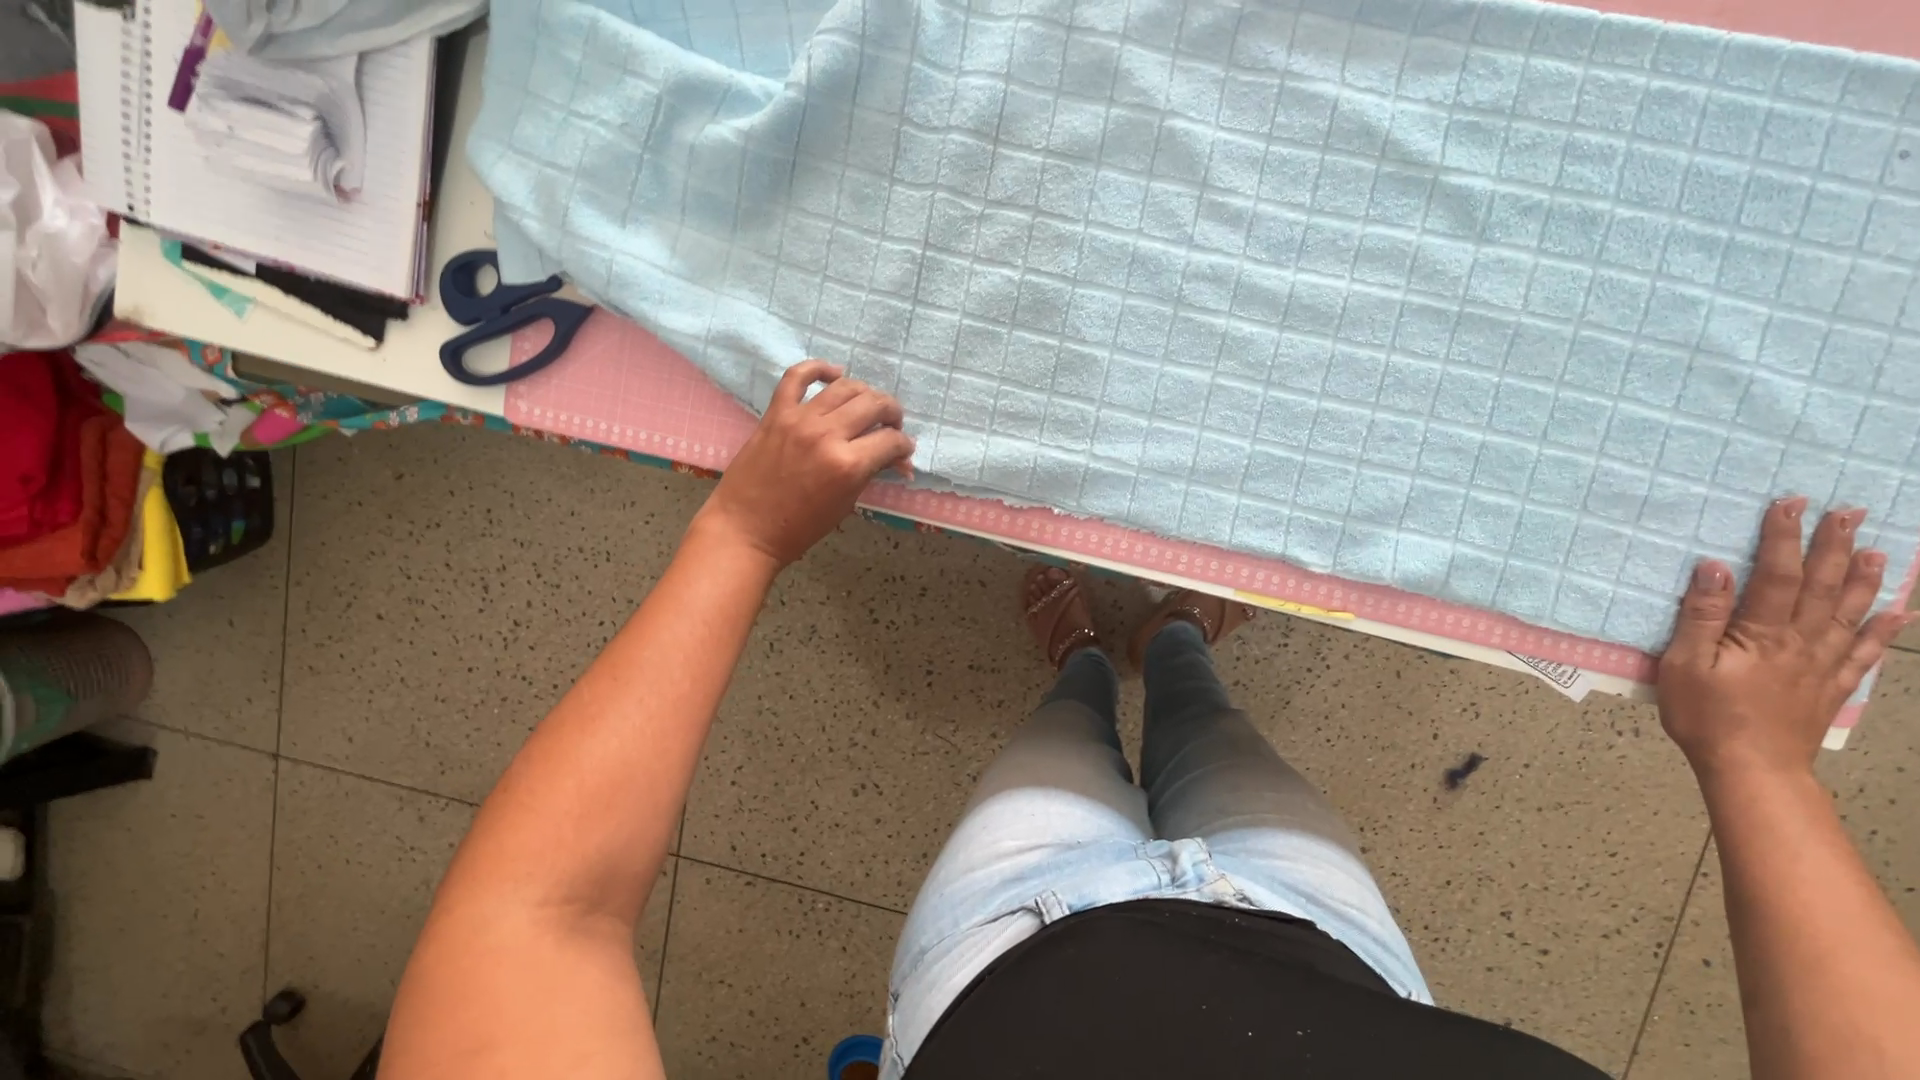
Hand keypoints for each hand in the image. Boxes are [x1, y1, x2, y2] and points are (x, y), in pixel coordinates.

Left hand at [686, 360, 913, 570]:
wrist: (745, 529)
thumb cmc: (799, 528)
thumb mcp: (845, 504)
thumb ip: (871, 474)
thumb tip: (899, 462)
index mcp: (848, 465)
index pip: (891, 441)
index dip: (904, 445)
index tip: (904, 451)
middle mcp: (827, 434)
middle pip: (874, 405)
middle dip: (893, 413)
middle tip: (892, 425)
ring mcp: (799, 419)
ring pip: (845, 387)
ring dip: (866, 393)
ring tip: (869, 404)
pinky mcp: (776, 413)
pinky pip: (797, 376)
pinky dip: (818, 368)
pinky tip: (834, 373)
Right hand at [1658, 496, 1911, 781]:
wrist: (1751, 767)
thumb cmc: (1706, 714)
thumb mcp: (1684, 664)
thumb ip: (1701, 616)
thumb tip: (1714, 567)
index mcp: (1764, 634)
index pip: (1776, 576)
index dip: (1783, 538)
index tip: (1791, 504)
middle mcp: (1802, 642)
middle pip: (1820, 587)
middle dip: (1832, 547)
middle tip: (1849, 512)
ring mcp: (1823, 665)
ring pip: (1850, 613)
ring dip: (1864, 579)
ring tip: (1878, 549)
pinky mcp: (1832, 687)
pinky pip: (1865, 653)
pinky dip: (1885, 630)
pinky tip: (1899, 612)